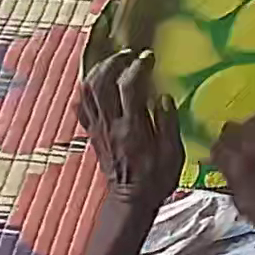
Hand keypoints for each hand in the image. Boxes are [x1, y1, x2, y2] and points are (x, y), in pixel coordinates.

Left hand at [78, 50, 182, 211]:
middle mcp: (111, 124)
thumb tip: (163, 97)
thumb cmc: (156, 177)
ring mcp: (98, 129)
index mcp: (133, 127)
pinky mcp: (92, 134)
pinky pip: (81, 108)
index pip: (129, 86)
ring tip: (112, 63)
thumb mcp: (173, 153)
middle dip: (113, 62)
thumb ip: (168, 122)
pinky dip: (85, 92)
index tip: (148, 57)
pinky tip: (94, 85)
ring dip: (97, 72)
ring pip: (87, 91)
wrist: (131, 200)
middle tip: (128, 55)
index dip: (137, 66)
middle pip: (101, 82)